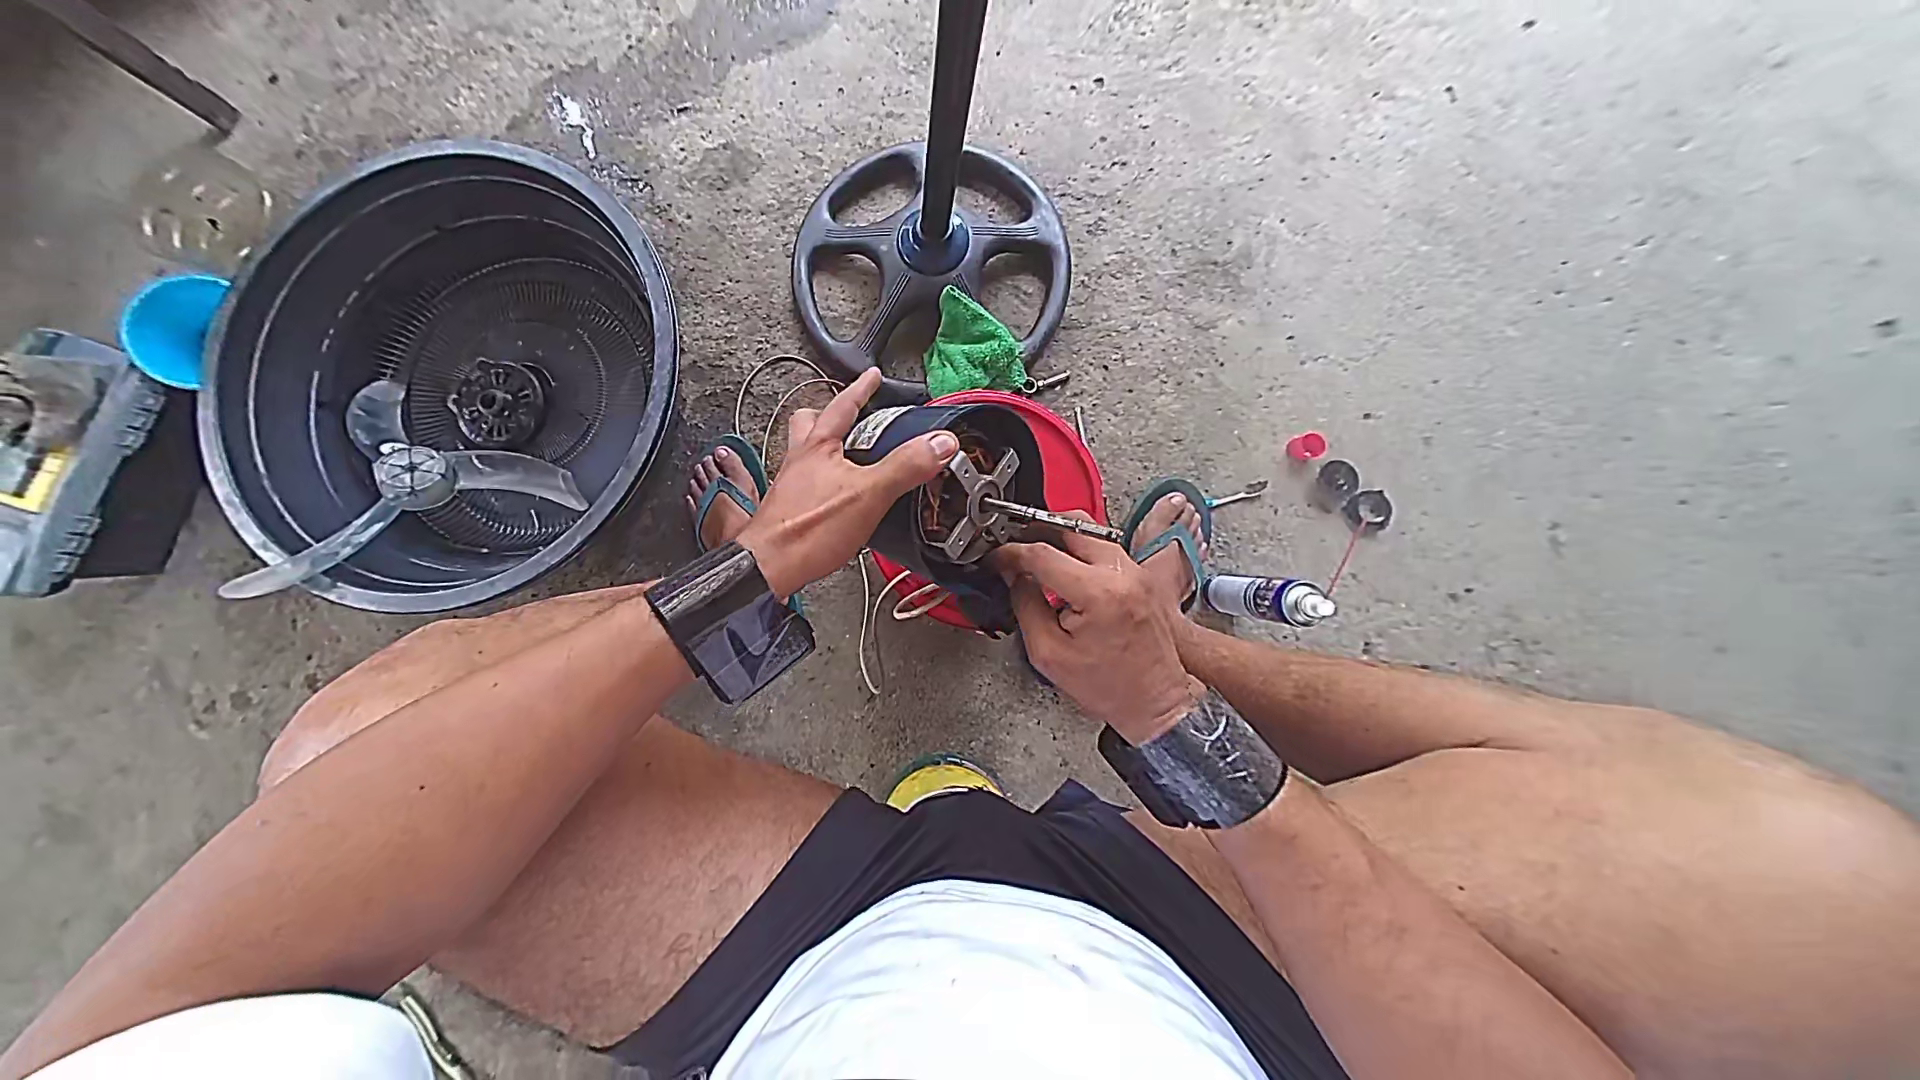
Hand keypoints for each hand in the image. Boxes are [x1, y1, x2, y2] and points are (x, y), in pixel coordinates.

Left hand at [738, 368, 957, 598]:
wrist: (771, 567)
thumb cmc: (807, 530)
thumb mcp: (869, 493)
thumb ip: (906, 466)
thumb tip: (939, 443)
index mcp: (818, 446)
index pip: (842, 405)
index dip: (861, 388)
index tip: (871, 376)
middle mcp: (800, 460)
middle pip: (811, 423)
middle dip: (830, 414)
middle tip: (850, 415)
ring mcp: (792, 485)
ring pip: (805, 452)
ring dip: (823, 447)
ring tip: (845, 455)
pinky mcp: (790, 510)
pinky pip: (806, 483)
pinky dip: (822, 481)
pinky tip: (835, 497)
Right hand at [991, 516, 1205, 743]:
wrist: (1156, 701)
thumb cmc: (1110, 687)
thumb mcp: (1049, 653)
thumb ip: (1026, 606)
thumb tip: (1015, 577)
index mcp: (1097, 593)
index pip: (1042, 554)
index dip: (1011, 553)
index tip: (998, 558)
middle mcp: (1121, 574)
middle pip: (1069, 526)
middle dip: (1035, 532)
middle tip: (1015, 549)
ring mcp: (1136, 572)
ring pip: (1088, 531)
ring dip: (1059, 538)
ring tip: (1037, 558)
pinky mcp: (1141, 577)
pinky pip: (1104, 547)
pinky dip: (1079, 550)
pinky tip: (1064, 569)